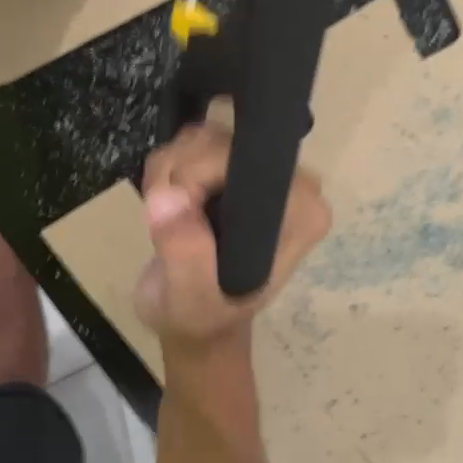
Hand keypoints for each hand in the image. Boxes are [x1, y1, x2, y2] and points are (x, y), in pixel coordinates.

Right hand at [135, 122, 330, 348]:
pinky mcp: (227, 169)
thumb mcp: (190, 297)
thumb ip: (184, 251)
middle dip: (179, 176)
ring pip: (198, 138)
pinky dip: (163, 172)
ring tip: (165, 219)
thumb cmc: (199, 316)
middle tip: (166, 220)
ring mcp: (255, 174)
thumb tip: (167, 198)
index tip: (181, 211)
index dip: (200, 174)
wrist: (191, 325)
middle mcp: (287, 185)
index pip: (247, 155)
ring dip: (167, 175)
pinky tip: (165, 206)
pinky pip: (185, 144)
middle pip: (219, 140)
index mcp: (299, 211)